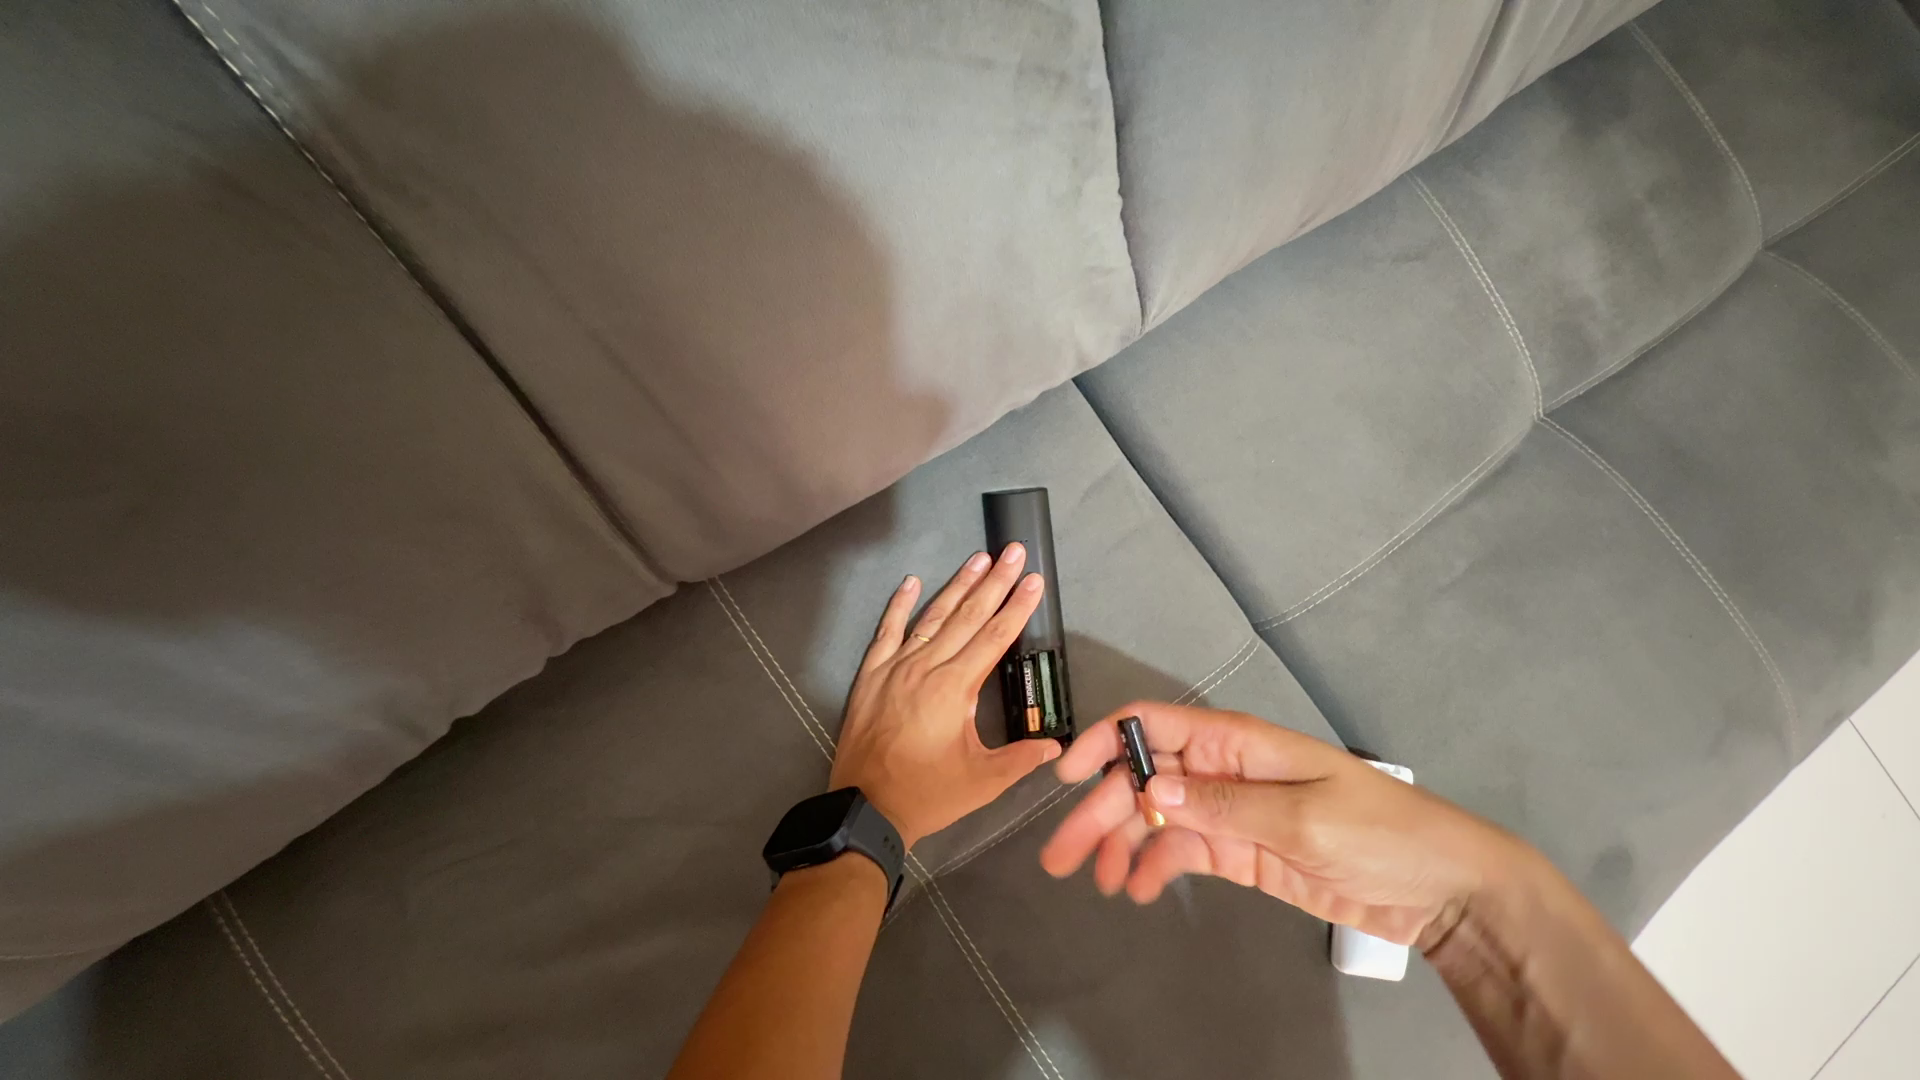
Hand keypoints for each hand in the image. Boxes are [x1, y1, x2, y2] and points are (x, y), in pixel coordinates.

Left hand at [829, 545, 1062, 848]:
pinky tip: (912, 582)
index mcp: (955, 688)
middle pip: (967, 616)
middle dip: (995, 582)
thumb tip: (1055, 747)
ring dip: (957, 586)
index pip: (994, 637)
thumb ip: (1021, 759)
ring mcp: (895, 667)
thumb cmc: (927, 794)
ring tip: (978, 559)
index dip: (1017, 607)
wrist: (865, 808)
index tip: (1033, 579)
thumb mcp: (982, 782)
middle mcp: (926, 667)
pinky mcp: (871, 675)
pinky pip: (887, 632)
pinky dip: (899, 605)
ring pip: (932, 617)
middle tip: (1012, 551)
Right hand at [1038, 703, 1526, 948]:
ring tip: (1098, 880)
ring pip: (1153, 819)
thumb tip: (1148, 789)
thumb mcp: (1303, 818)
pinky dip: (1153, 868)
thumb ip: (1223, 805)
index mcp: (1234, 743)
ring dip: (1118, 844)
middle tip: (1062, 857)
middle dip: (1098, 811)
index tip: (1067, 775)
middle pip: (1141, 779)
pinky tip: (1138, 890)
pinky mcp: (1236, 852)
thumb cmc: (1380, 832)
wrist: (1440, 889)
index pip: (1153, 725)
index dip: (1105, 741)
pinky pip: (1180, 852)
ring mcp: (1225, 813)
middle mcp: (1218, 771)